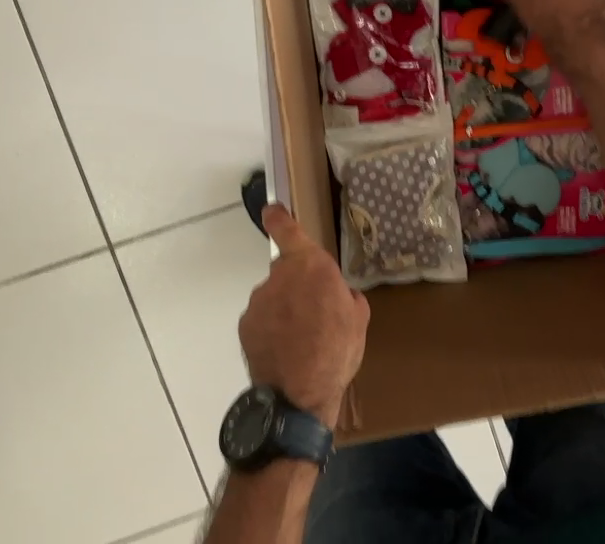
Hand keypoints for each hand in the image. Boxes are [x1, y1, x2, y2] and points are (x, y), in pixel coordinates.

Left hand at [239, 205, 370, 427]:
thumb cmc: (337, 350)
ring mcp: (259, 301)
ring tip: (301, 340)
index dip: (278, 217)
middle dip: (298, 287)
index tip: (272, 209)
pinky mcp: (246, 324)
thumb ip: (345, 296)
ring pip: (275, 297)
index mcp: (311, 266)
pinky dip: (272, 329)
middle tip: (315, 314)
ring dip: (285, 310)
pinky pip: (263, 319)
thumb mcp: (358, 318)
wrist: (299, 395)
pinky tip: (285, 351)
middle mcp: (280, 277)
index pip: (287, 231)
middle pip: (287, 272)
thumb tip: (337, 295)